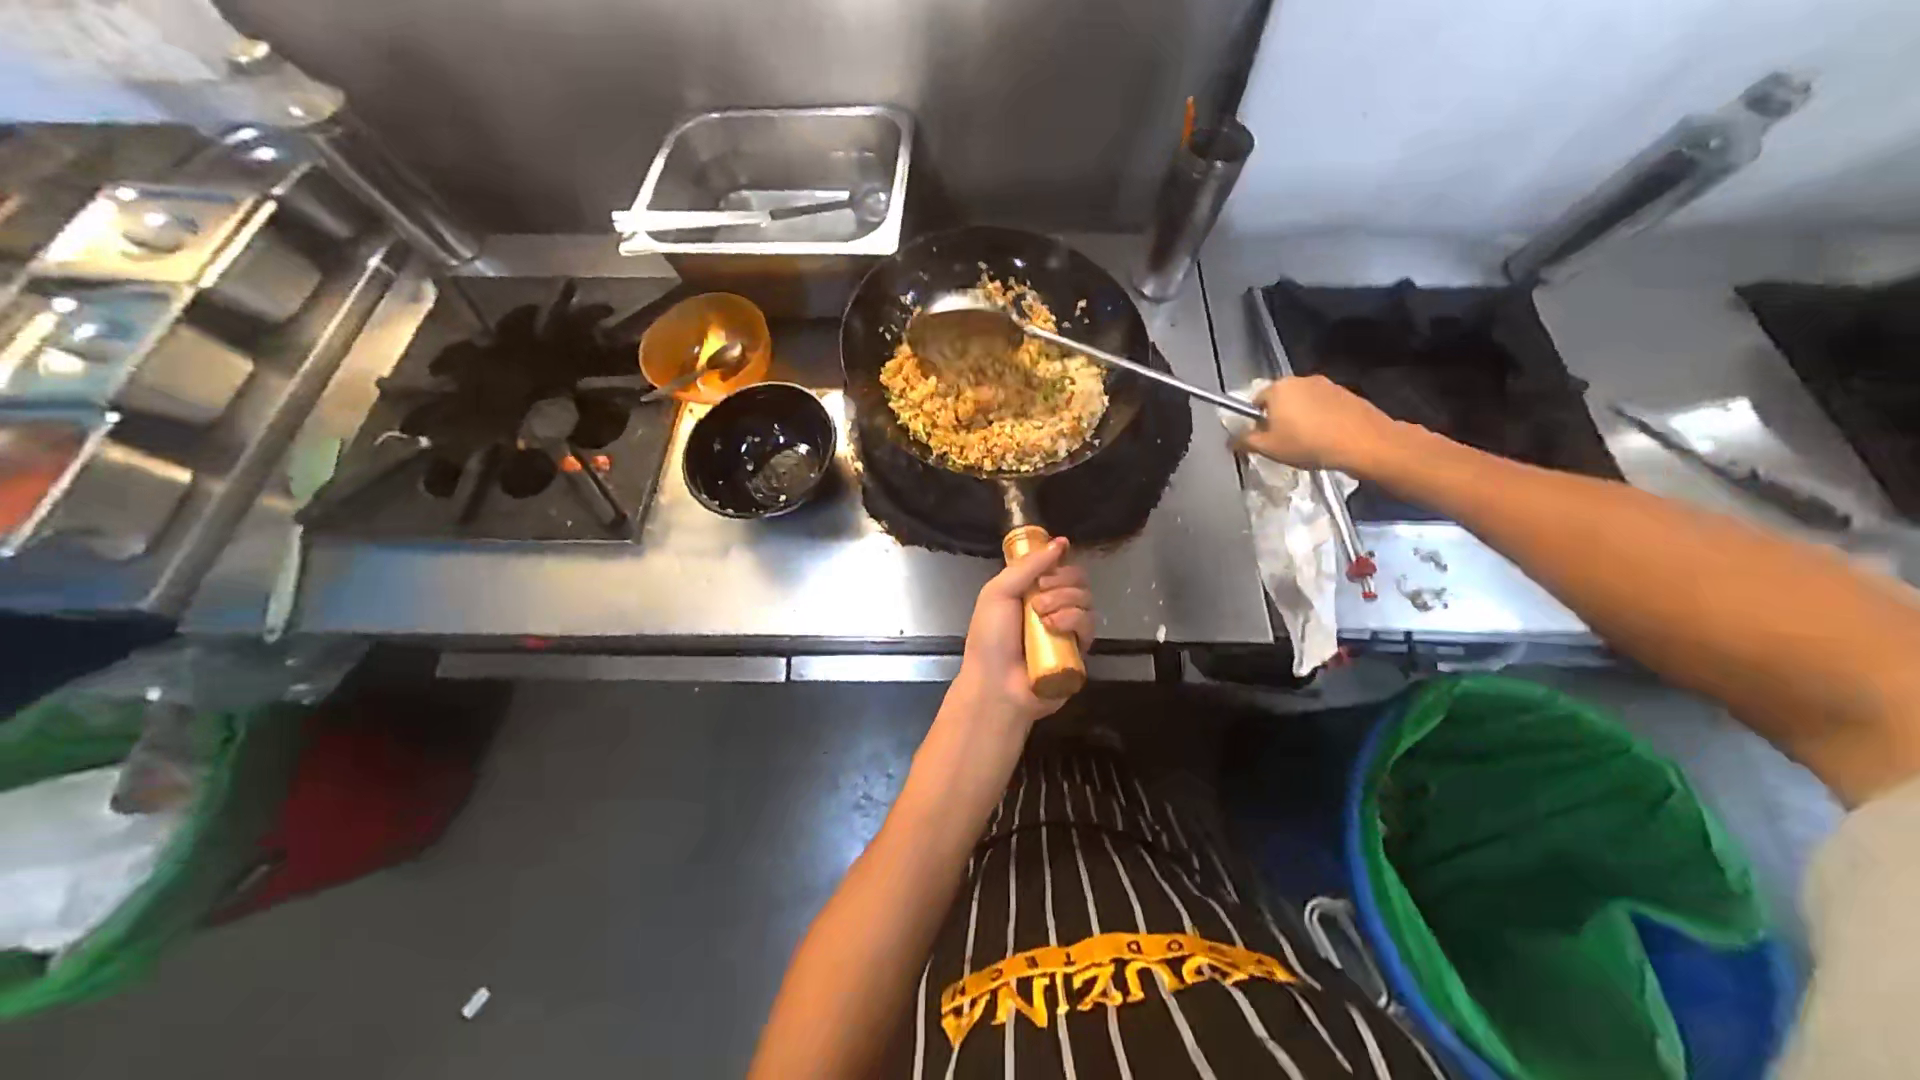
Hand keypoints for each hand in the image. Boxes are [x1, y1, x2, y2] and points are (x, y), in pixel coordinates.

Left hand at [946, 537, 1094, 732]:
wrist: (995, 685)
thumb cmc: (989, 639)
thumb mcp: (998, 592)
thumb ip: (1027, 566)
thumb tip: (1060, 543)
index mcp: (1031, 592)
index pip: (1059, 566)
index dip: (1058, 562)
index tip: (1050, 565)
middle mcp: (1053, 607)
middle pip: (1078, 580)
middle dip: (1061, 582)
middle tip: (1039, 595)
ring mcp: (1068, 630)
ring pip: (1086, 600)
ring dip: (1064, 600)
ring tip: (1042, 616)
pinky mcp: (1080, 651)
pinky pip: (1089, 625)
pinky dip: (1073, 620)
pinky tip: (1055, 628)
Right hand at [1235, 375, 1402, 471]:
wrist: (1363, 443)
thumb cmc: (1308, 444)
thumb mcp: (1268, 448)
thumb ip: (1244, 441)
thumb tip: (1230, 440)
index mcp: (1277, 388)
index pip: (1255, 401)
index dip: (1256, 421)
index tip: (1263, 438)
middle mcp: (1300, 380)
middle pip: (1280, 399)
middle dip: (1279, 416)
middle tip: (1284, 441)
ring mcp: (1326, 384)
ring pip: (1303, 402)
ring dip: (1301, 417)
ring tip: (1308, 441)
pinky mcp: (1346, 393)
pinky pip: (1324, 405)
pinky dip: (1322, 417)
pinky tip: (1327, 436)